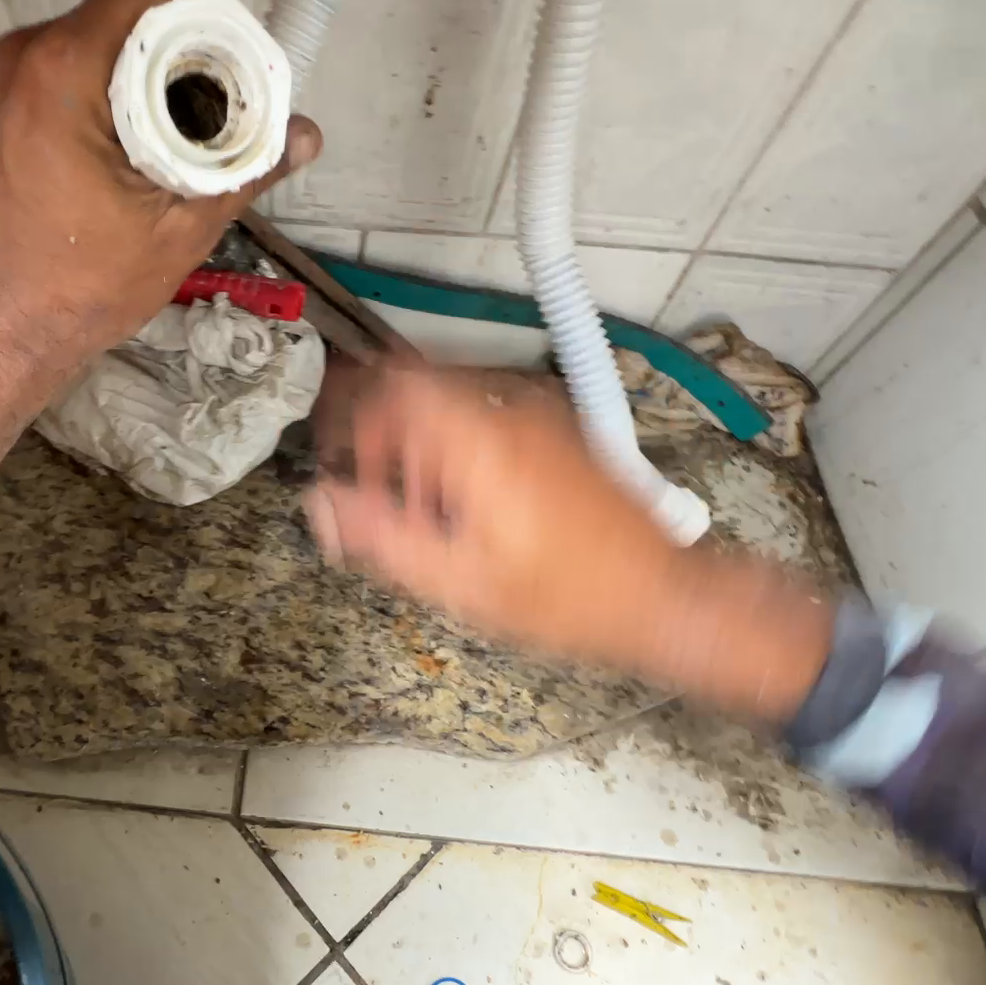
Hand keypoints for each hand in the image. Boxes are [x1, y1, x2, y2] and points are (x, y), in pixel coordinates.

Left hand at [0, 0, 322, 353]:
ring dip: (159, 75)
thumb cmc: (89, 286)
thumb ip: (247, 170)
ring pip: (109, 42)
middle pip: (131, 14)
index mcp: (65, 69)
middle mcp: (30, 55)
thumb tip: (306, 135)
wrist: (16, 326)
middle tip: (232, 105)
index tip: (243, 62)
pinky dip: (126, 93)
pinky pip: (84, 71)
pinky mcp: (16, 105)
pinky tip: (156, 141)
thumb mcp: (182, 228)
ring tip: (199, 130)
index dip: (208, 18)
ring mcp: (16, 78)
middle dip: (189, 52)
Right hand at [306, 365, 834, 718]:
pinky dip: (459, 457)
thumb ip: (381, 536)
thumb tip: (321, 504)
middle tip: (385, 502)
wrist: (664, 598)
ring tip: (430, 519)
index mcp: (482, 441)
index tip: (344, 458)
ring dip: (423, 456)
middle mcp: (512, 413)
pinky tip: (471, 513)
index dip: (356, 416)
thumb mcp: (460, 581)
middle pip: (419, 398)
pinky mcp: (558, 434)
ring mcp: (541, 419)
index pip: (396, 385)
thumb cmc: (570, 597)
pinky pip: (487, 424)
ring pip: (451, 412)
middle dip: (388, 446)